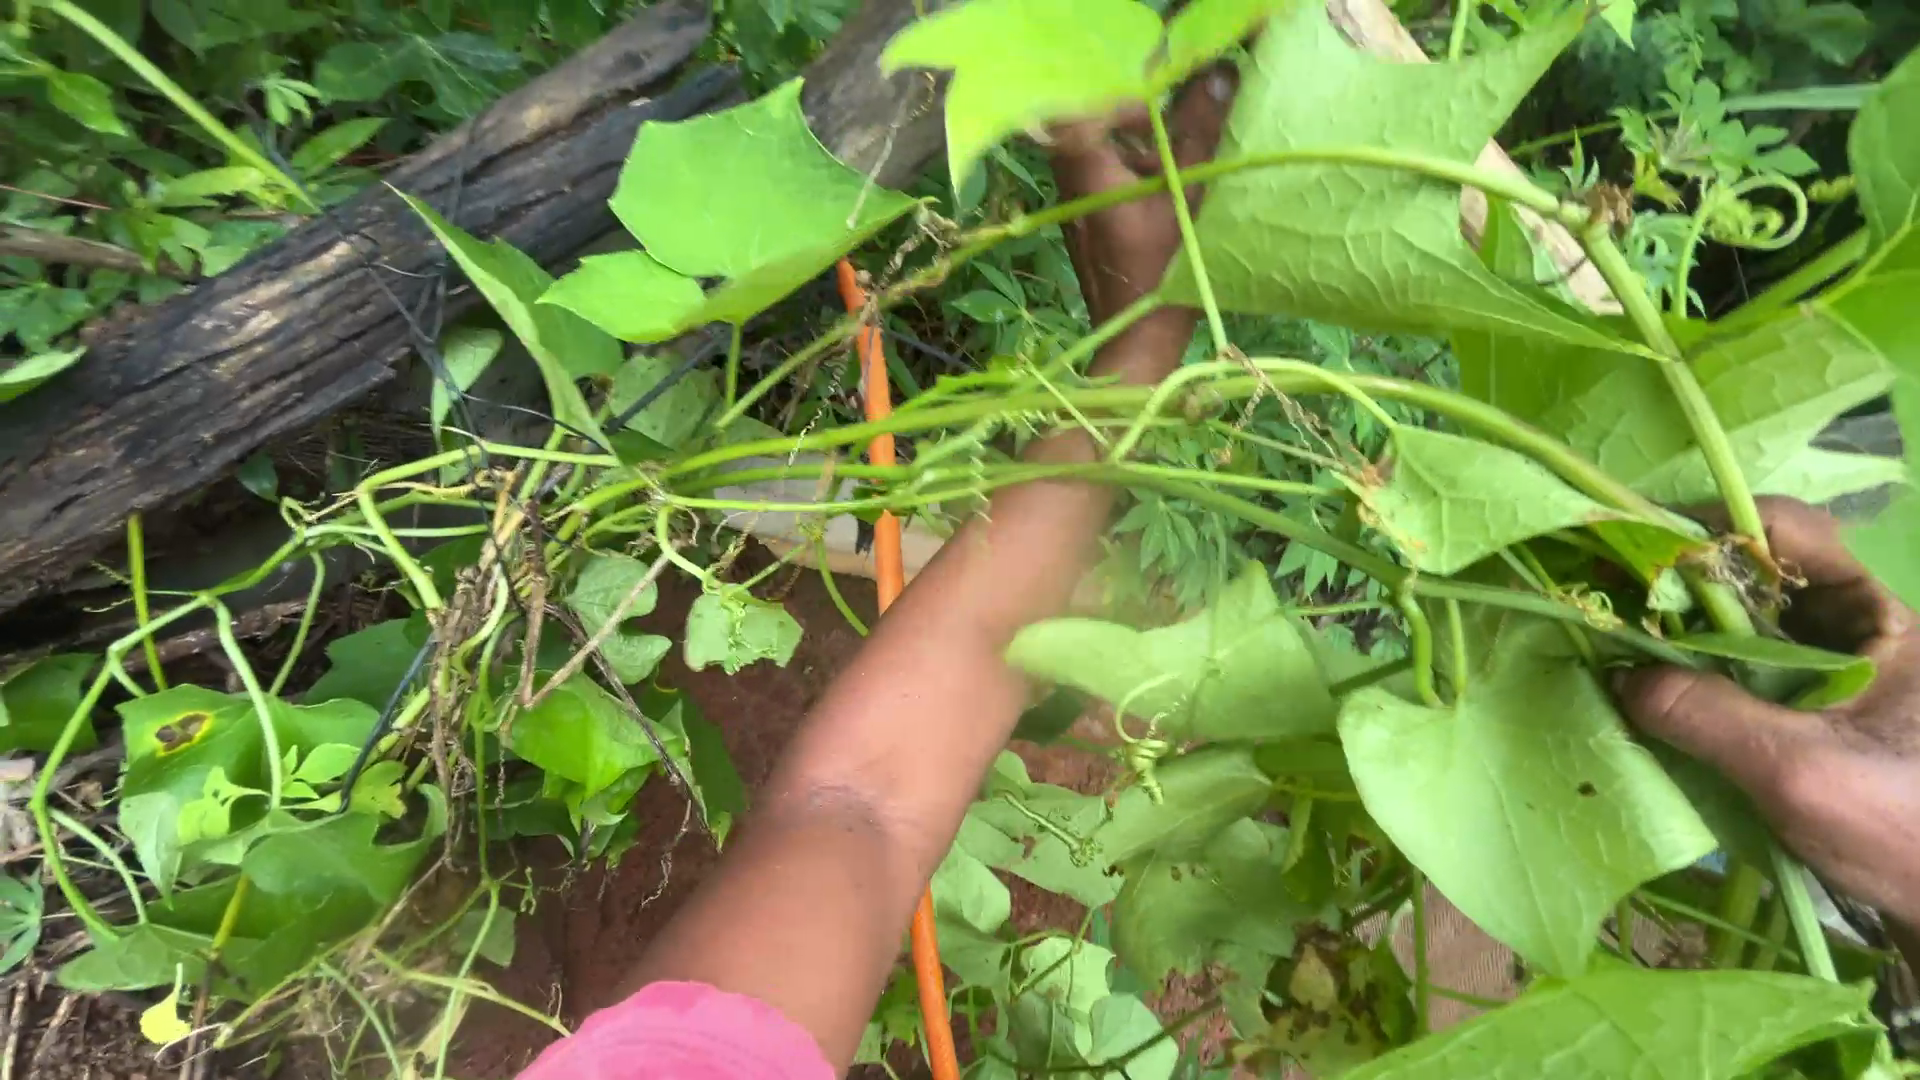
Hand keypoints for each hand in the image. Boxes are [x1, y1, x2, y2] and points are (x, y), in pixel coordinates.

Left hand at [1048, 68, 1236, 382]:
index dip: (1122, 97)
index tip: (1157, 106)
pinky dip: (1131, 177)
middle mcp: (1069, 190)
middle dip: (1132, 121)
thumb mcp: (1188, 198)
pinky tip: (1163, 194)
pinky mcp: (1087, 229)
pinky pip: (1104, 185)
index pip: (1085, 109)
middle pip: (1092, 130)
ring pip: (1099, 158)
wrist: (1140, 339)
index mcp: (1086, 176)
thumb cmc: (1162, 271)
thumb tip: (1216, 78)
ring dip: (1136, 150)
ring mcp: (1075, 212)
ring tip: (1174, 163)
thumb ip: (1198, 134)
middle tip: (1172, 130)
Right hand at [1614, 498, 1919, 933]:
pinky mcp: (1801, 708)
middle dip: (1666, 581)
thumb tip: (1619, 675)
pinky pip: (1725, 666)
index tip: (1628, 549)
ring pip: (1728, 620)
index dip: (1705, 524)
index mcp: (1878, 622)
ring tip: (1611, 648)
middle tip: (1599, 602)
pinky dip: (1677, 669)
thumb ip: (1704, 715)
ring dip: (1665, 629)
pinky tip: (1644, 690)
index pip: (1787, 531)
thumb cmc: (1917, 833)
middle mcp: (1850, 631)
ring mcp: (1825, 670)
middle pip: (1745, 572)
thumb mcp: (1803, 775)